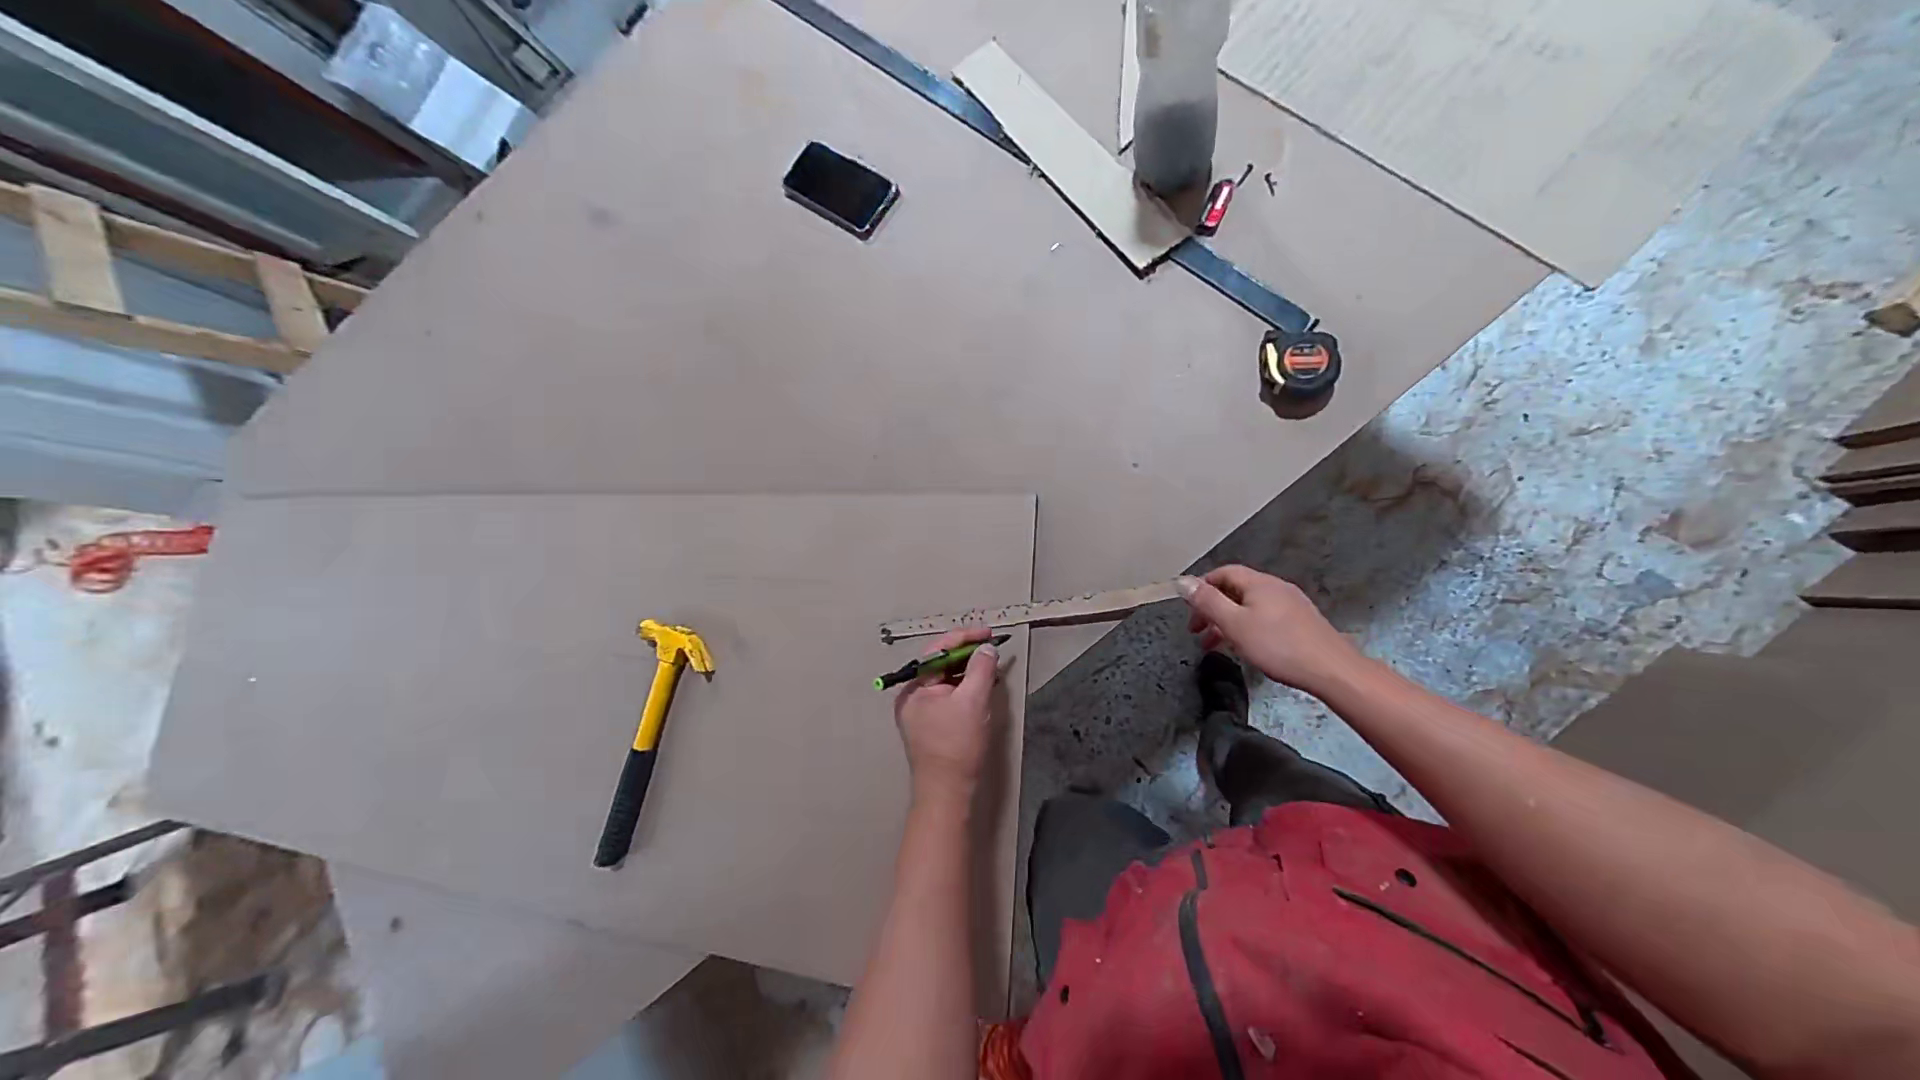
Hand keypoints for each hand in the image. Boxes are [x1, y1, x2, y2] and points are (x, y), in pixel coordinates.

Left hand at [892, 627, 999, 805]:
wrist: (948, 792)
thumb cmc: (956, 747)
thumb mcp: (973, 701)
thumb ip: (981, 669)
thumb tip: (986, 649)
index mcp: (915, 688)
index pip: (938, 650)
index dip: (964, 638)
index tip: (987, 634)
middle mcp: (913, 697)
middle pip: (941, 665)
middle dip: (968, 656)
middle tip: (991, 650)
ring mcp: (921, 712)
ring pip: (947, 681)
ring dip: (969, 673)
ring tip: (991, 669)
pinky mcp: (932, 725)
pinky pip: (949, 697)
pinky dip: (966, 690)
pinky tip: (982, 690)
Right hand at [1178, 566, 1364, 696]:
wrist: (1331, 670)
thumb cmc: (1279, 646)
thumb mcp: (1234, 624)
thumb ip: (1207, 602)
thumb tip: (1183, 581)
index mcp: (1259, 583)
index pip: (1223, 573)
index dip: (1202, 586)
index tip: (1188, 608)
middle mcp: (1276, 588)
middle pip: (1235, 589)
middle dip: (1212, 607)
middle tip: (1196, 630)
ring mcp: (1291, 604)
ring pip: (1250, 606)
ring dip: (1228, 621)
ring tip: (1215, 644)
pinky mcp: (1301, 622)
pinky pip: (1265, 617)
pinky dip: (1247, 627)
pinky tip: (1245, 647)